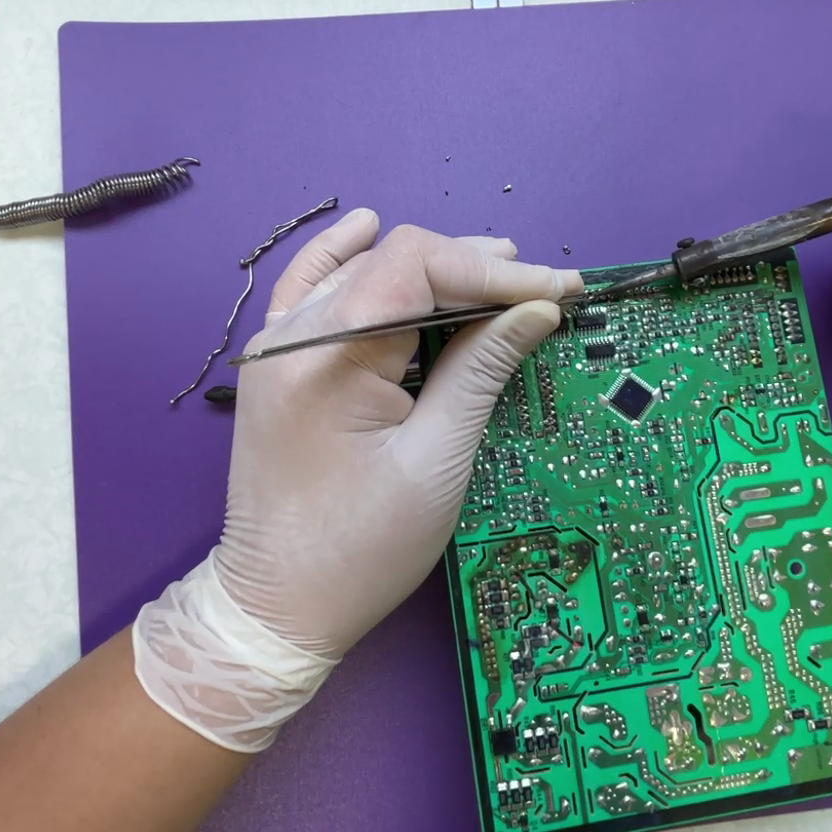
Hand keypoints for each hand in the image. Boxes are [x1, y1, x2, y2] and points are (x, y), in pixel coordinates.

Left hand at [135, 211, 581, 750]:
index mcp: (330, 356)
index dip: (496, 270)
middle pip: (394, 262)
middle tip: (541, 292)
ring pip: (361, 272)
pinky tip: (367, 227)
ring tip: (494, 275)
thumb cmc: (362, 548)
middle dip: (474, 271)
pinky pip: (310, 288)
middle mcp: (292, 334)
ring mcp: (275, 345)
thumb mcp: (436, 460)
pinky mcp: (274, 363)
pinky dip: (346, 258)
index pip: (421, 267)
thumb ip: (480, 370)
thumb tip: (535, 309)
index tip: (557, 290)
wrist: (276, 604)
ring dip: (428, 269)